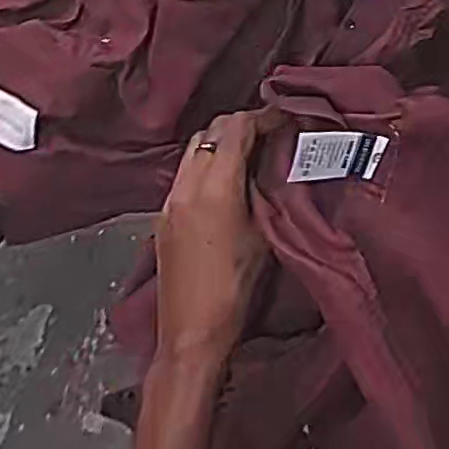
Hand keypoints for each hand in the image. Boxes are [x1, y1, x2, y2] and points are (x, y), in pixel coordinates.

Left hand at [155, 109, 276, 362]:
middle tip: (272, 131)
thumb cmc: (236, 285)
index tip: (285, 118)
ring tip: (252, 149)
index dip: (264, 117)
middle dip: (243, 123)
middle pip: (213, 129)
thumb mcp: (263, 230)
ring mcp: (170, 199)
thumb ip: (267, 186)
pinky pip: (186, 168)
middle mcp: (186, 186)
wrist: (191, 331)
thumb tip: (276, 156)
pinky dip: (209, 159)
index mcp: (215, 188)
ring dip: (223, 139)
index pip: (236, 128)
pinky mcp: (163, 213)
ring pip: (196, 146)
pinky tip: (229, 175)